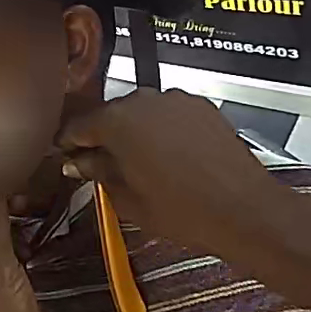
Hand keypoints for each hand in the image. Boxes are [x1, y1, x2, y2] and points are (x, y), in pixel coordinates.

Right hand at [56, 88, 304, 254]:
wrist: (245, 211)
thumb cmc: (184, 211)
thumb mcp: (127, 198)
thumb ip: (97, 172)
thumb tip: (79, 163)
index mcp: (116, 122)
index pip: (78, 126)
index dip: (67, 142)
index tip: (65, 153)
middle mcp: (143, 101)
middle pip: (110, 115)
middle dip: (104, 137)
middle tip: (102, 164)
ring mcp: (174, 100)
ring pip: (141, 113)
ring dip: (135, 131)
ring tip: (141, 163)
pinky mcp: (200, 106)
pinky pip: (168, 114)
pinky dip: (163, 129)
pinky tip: (170, 156)